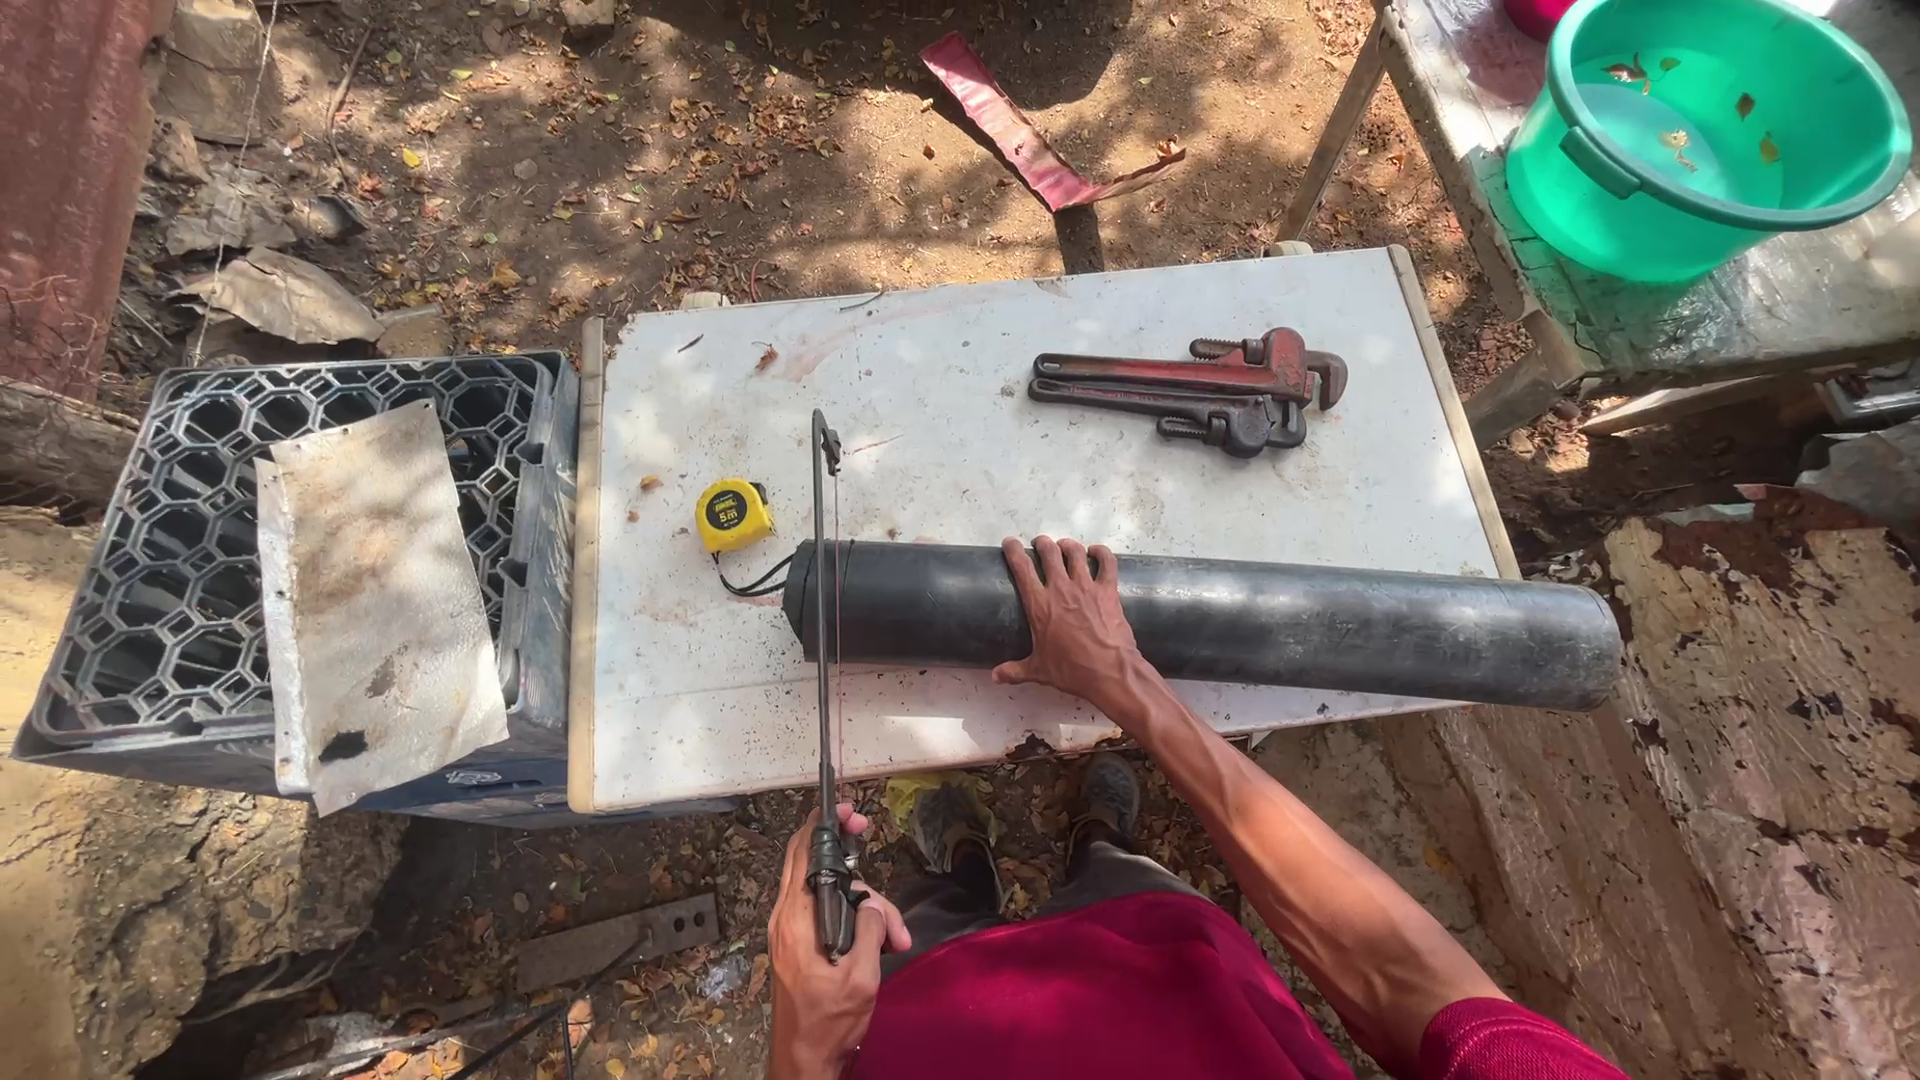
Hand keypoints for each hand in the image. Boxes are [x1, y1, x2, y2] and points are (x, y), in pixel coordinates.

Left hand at [768, 804, 909, 1079]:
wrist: (803, 1061)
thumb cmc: (827, 1022)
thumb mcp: (860, 975)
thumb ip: (869, 926)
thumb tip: (871, 902)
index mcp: (796, 917)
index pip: (803, 851)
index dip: (825, 824)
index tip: (848, 812)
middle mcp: (787, 915)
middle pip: (812, 859)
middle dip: (844, 849)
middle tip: (867, 837)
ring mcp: (791, 928)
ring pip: (828, 887)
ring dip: (865, 901)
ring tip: (895, 938)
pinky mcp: (799, 941)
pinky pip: (826, 908)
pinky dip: (854, 916)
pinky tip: (881, 942)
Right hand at [993, 536, 1146, 712]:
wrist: (1109, 671)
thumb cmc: (1071, 670)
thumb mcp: (1038, 670)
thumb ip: (1015, 670)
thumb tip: (995, 676)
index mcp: (1039, 605)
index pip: (1021, 568)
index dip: (1013, 551)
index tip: (1010, 543)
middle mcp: (1061, 589)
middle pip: (1049, 552)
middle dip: (1042, 543)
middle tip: (1040, 544)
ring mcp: (1086, 587)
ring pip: (1075, 552)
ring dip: (1068, 545)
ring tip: (1064, 545)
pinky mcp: (1108, 590)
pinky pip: (1107, 562)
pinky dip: (1101, 553)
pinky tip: (1096, 551)